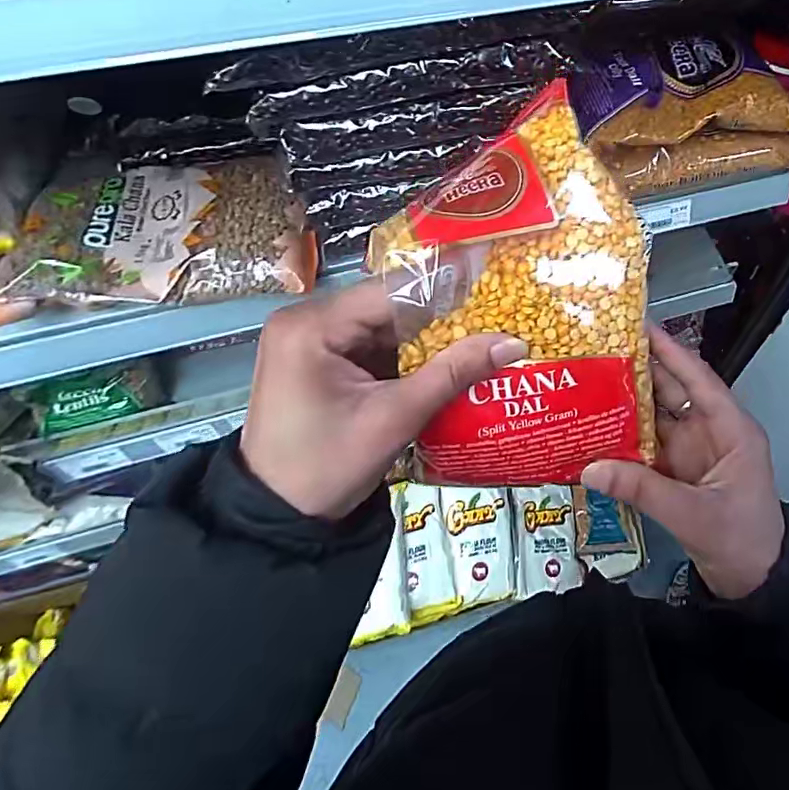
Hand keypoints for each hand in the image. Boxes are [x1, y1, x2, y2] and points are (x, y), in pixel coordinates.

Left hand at [241, 279, 526, 519]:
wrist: (276, 519)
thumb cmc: (326, 468)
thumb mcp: (394, 418)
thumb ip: (453, 373)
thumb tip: (512, 343)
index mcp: (312, 325)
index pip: (391, 290)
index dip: (445, 281)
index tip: (491, 270)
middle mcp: (306, 320)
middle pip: (387, 305)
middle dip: (441, 313)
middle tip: (495, 309)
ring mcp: (310, 340)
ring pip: (384, 325)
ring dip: (427, 335)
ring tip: (479, 333)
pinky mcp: (319, 360)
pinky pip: (373, 345)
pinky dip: (406, 354)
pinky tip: (444, 359)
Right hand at [581, 325, 782, 598]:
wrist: (756, 583)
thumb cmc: (742, 540)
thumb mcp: (694, 515)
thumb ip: (643, 489)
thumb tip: (589, 468)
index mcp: (729, 428)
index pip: (697, 378)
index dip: (669, 350)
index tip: (639, 325)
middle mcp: (709, 430)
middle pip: (671, 390)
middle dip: (639, 368)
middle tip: (599, 347)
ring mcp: (691, 450)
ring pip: (655, 416)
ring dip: (626, 400)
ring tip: (589, 379)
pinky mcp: (676, 470)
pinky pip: (645, 445)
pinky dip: (622, 436)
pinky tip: (595, 426)